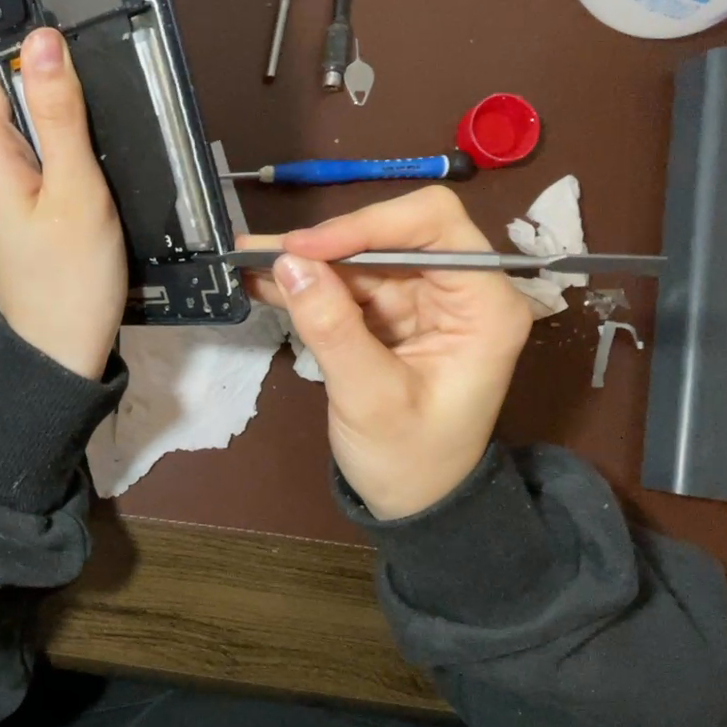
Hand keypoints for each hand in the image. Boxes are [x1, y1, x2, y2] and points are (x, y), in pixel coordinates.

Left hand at [0, 28, 126, 379]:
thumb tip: (40, 40)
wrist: (62, 352)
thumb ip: (59, 113)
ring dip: (59, 135)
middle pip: (6, 106)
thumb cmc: (72, 276)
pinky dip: (58, 166)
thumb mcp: (76, 187)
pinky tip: (87, 184)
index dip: (29, 65)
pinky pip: (30, 171)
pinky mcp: (13, 219)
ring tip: (97, 157)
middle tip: (98, 125)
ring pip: (23, 139)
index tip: (76, 80)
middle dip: (50, 101)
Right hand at [246, 187, 531, 517]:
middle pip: (389, 234)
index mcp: (482, 304)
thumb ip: (332, 329)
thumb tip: (287, 263)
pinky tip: (259, 279)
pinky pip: (341, 282)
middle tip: (256, 250)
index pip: (433, 225)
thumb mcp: (370, 399)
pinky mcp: (386, 314)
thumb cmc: (410, 459)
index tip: (301, 248)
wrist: (415, 501)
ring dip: (301, 259)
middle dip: (323, 242)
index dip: (365, 224)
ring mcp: (419, 299)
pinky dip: (302, 281)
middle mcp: (456, 289)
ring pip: (357, 255)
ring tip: (244, 258)